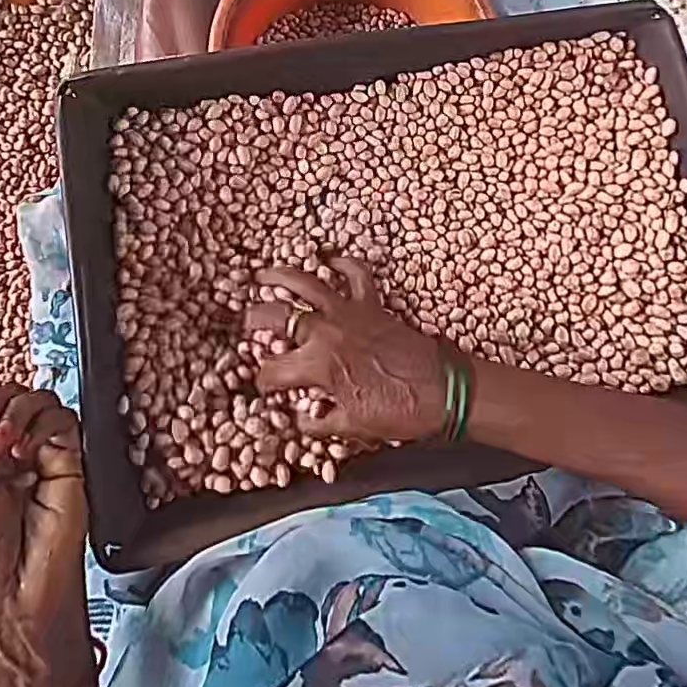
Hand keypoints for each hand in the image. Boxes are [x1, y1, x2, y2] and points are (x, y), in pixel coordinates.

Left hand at [0, 376, 91, 686]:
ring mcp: (42, 454)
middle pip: (9, 396)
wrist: (13, 606)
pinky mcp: (71, 459)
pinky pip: (63, 419)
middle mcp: (11, 453)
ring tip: (0, 445)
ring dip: (14, 410)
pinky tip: (24, 452)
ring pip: (38, 399)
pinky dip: (41, 424)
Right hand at [250, 257, 452, 442]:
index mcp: (317, 365)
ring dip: (281, 276)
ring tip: (264, 274)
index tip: (265, 387)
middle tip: (245, 322)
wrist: (441, 389)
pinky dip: (342, 263)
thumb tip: (299, 422)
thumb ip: (319, 423)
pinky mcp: (370, 304)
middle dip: (254, 319)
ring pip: (306, 284)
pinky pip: (354, 274)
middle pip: (277, 317)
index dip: (264, 381)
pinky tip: (331, 260)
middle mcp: (326, 331)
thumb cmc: (399, 410)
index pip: (273, 370)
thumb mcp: (353, 426)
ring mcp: (348, 312)